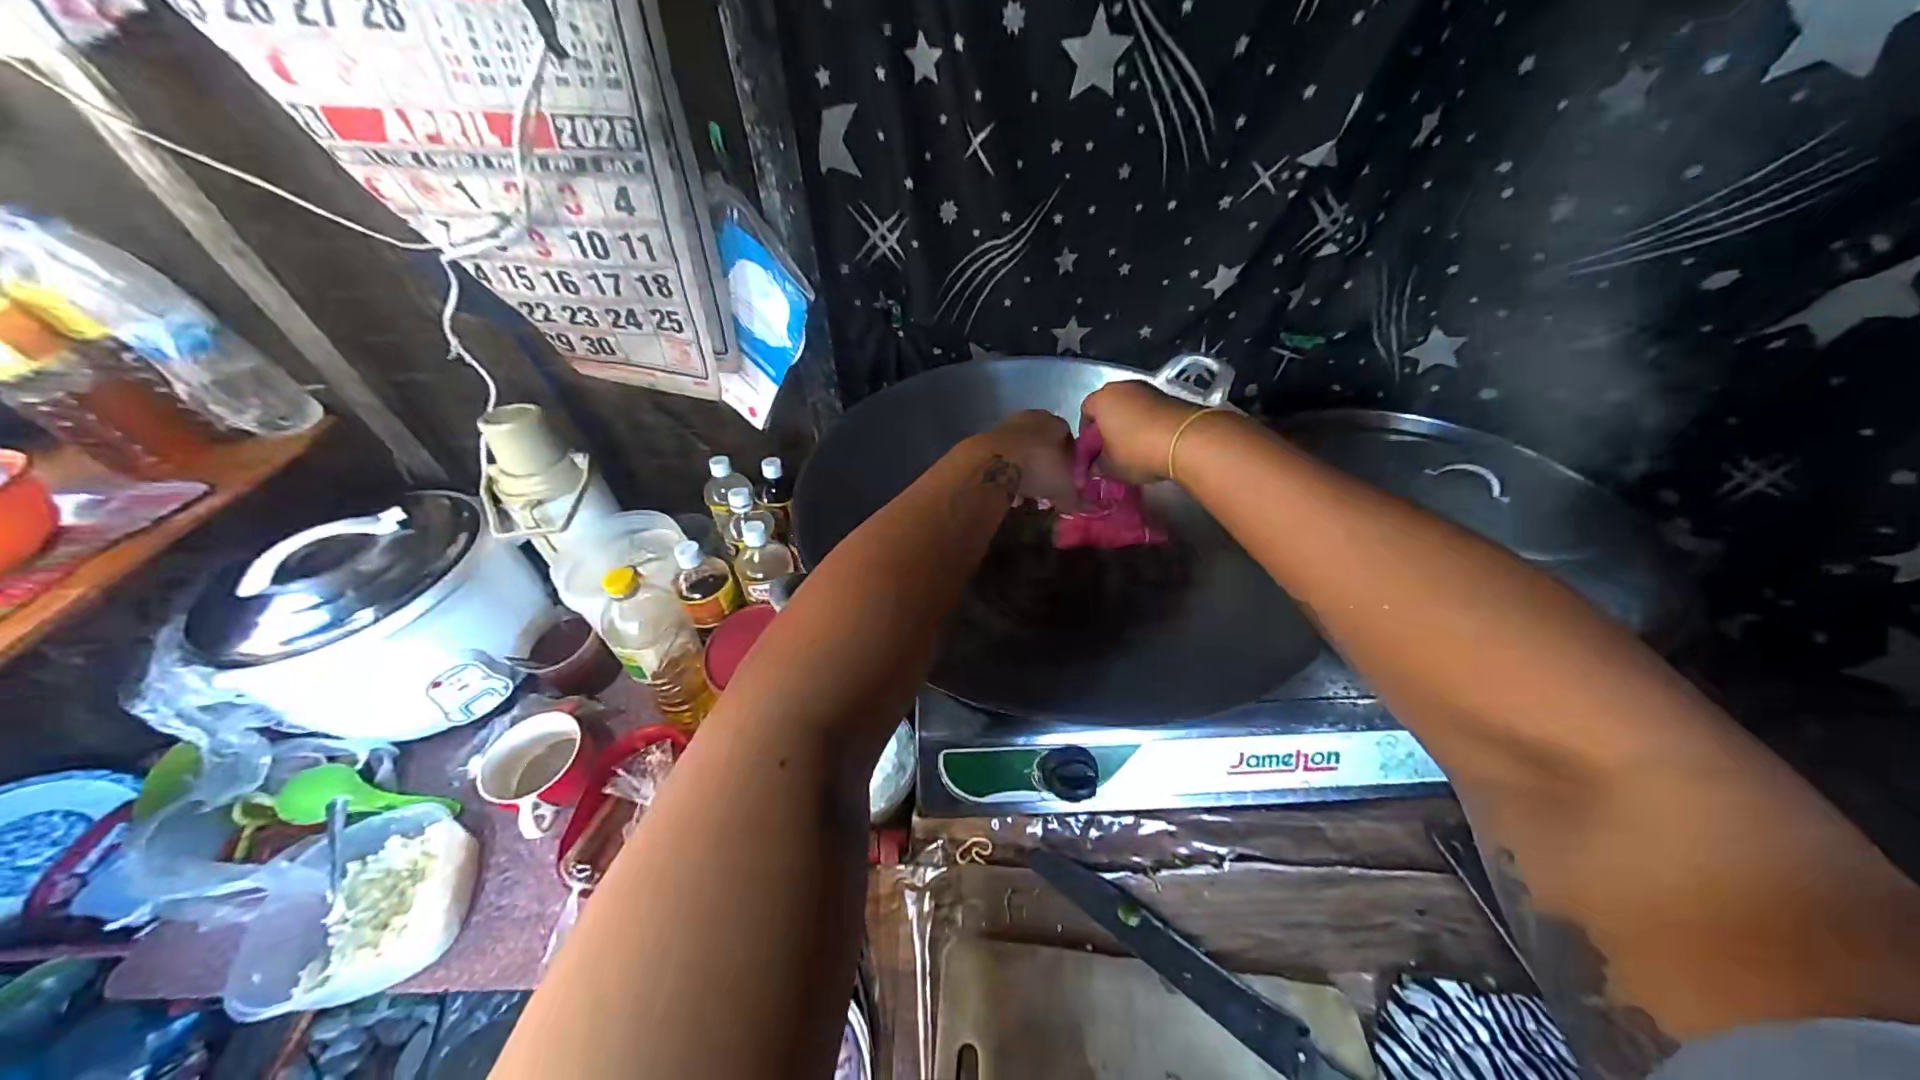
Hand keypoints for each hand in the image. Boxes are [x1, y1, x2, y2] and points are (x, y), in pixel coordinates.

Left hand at [977, 409, 1077, 507]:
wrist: (996, 462)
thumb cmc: (1040, 468)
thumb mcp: (1065, 488)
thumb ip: (1076, 497)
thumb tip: (1084, 507)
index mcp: (1059, 424)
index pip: (1071, 444)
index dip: (1070, 466)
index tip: (1066, 484)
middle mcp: (1035, 417)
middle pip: (1045, 446)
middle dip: (1046, 468)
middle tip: (1045, 489)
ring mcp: (1009, 425)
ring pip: (1023, 451)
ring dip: (1025, 470)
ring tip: (1024, 493)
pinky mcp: (988, 436)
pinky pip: (1005, 457)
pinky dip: (1007, 471)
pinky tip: (1007, 488)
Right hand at [1080, 380, 1208, 483]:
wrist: (1187, 441)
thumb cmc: (1137, 451)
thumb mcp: (1110, 467)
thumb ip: (1098, 466)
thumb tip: (1096, 467)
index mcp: (1102, 399)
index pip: (1085, 410)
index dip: (1086, 432)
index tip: (1093, 451)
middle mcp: (1124, 387)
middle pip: (1110, 406)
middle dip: (1109, 427)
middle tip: (1112, 450)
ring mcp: (1149, 389)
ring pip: (1132, 407)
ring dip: (1130, 425)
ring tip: (1134, 448)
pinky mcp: (1171, 397)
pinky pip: (1151, 411)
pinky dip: (1149, 424)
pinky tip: (1153, 443)